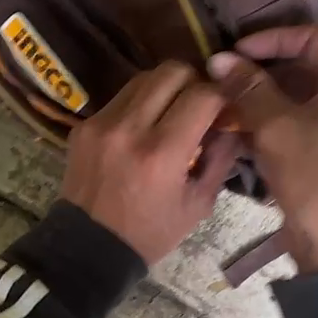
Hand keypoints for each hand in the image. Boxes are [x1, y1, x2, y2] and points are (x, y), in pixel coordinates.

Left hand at [62, 61, 239, 263]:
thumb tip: (233, 121)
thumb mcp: (198, 203)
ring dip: (165, 89)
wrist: (88, 247)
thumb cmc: (150, 232)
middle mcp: (130, 129)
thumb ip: (221, 157)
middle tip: (198, 104)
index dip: (221, 95)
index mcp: (162, 153)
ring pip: (143, 78)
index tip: (225, 107)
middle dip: (193, 82)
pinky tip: (142, 129)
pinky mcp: (83, 125)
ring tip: (171, 113)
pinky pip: (119, 99)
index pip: (203, 95)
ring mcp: (101, 123)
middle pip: (171, 71)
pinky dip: (138, 106)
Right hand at [207, 25, 317, 273]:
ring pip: (296, 97)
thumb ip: (247, 88)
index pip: (310, 38)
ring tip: (222, 110)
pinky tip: (237, 133)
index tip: (233, 52)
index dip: (268, 39)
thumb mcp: (275, 128)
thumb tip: (217, 58)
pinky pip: (298, 121)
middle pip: (301, 67)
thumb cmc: (314, 178)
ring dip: (259, 100)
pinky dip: (269, 122)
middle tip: (221, 82)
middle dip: (258, 74)